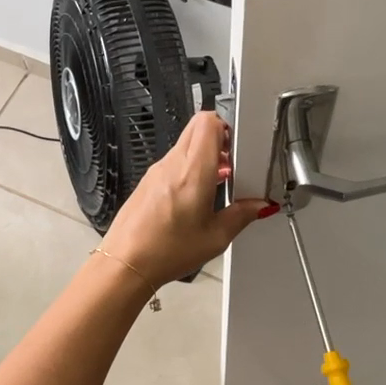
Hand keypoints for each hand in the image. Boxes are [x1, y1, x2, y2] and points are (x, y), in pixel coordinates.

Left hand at [98, 111, 275, 284]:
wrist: (126, 263)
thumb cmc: (166, 251)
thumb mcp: (216, 237)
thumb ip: (242, 215)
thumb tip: (260, 206)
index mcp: (193, 171)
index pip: (208, 122)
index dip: (227, 126)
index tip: (238, 146)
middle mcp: (172, 164)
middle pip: (196, 127)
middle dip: (218, 137)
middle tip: (231, 162)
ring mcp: (157, 170)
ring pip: (184, 144)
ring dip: (203, 154)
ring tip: (217, 182)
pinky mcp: (148, 180)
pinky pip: (172, 161)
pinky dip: (188, 167)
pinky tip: (195, 195)